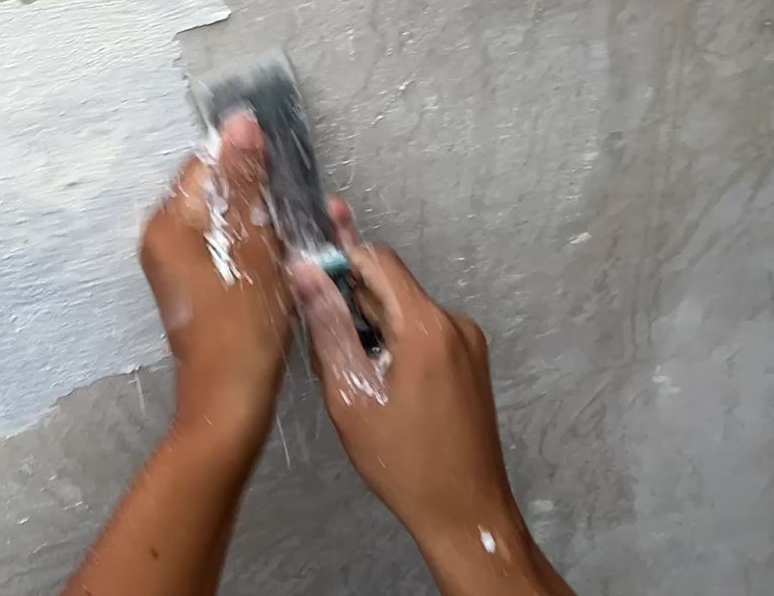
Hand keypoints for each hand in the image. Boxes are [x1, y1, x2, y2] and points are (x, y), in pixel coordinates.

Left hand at [141, 112, 293, 441]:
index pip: (204, 164)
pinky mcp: (196, 280)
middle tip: (295, 195)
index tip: (281, 155)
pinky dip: (252, 240)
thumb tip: (240, 123)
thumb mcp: (252, 246)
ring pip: (223, 217)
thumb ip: (245, 183)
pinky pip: (225, 242)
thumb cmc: (243, 324)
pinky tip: (282, 248)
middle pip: (213, 190)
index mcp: (167, 224)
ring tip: (294, 221)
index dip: (243, 155)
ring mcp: (178, 261)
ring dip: (258, 215)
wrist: (231, 400)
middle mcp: (163, 237)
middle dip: (255, 187)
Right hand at [289, 202, 512, 538]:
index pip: (377, 258)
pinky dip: (394, 341)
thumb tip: (303, 268)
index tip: (311, 283)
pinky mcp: (470, 359)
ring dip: (370, 327)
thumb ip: (326, 325)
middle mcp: (453, 321)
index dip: (340, 261)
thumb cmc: (402, 460)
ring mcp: (467, 340)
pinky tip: (377, 380)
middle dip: (350, 303)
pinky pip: (421, 329)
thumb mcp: (350, 393)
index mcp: (425, 324)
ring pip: (402, 309)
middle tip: (324, 345)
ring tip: (350, 373)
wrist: (467, 515)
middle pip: (389, 285)